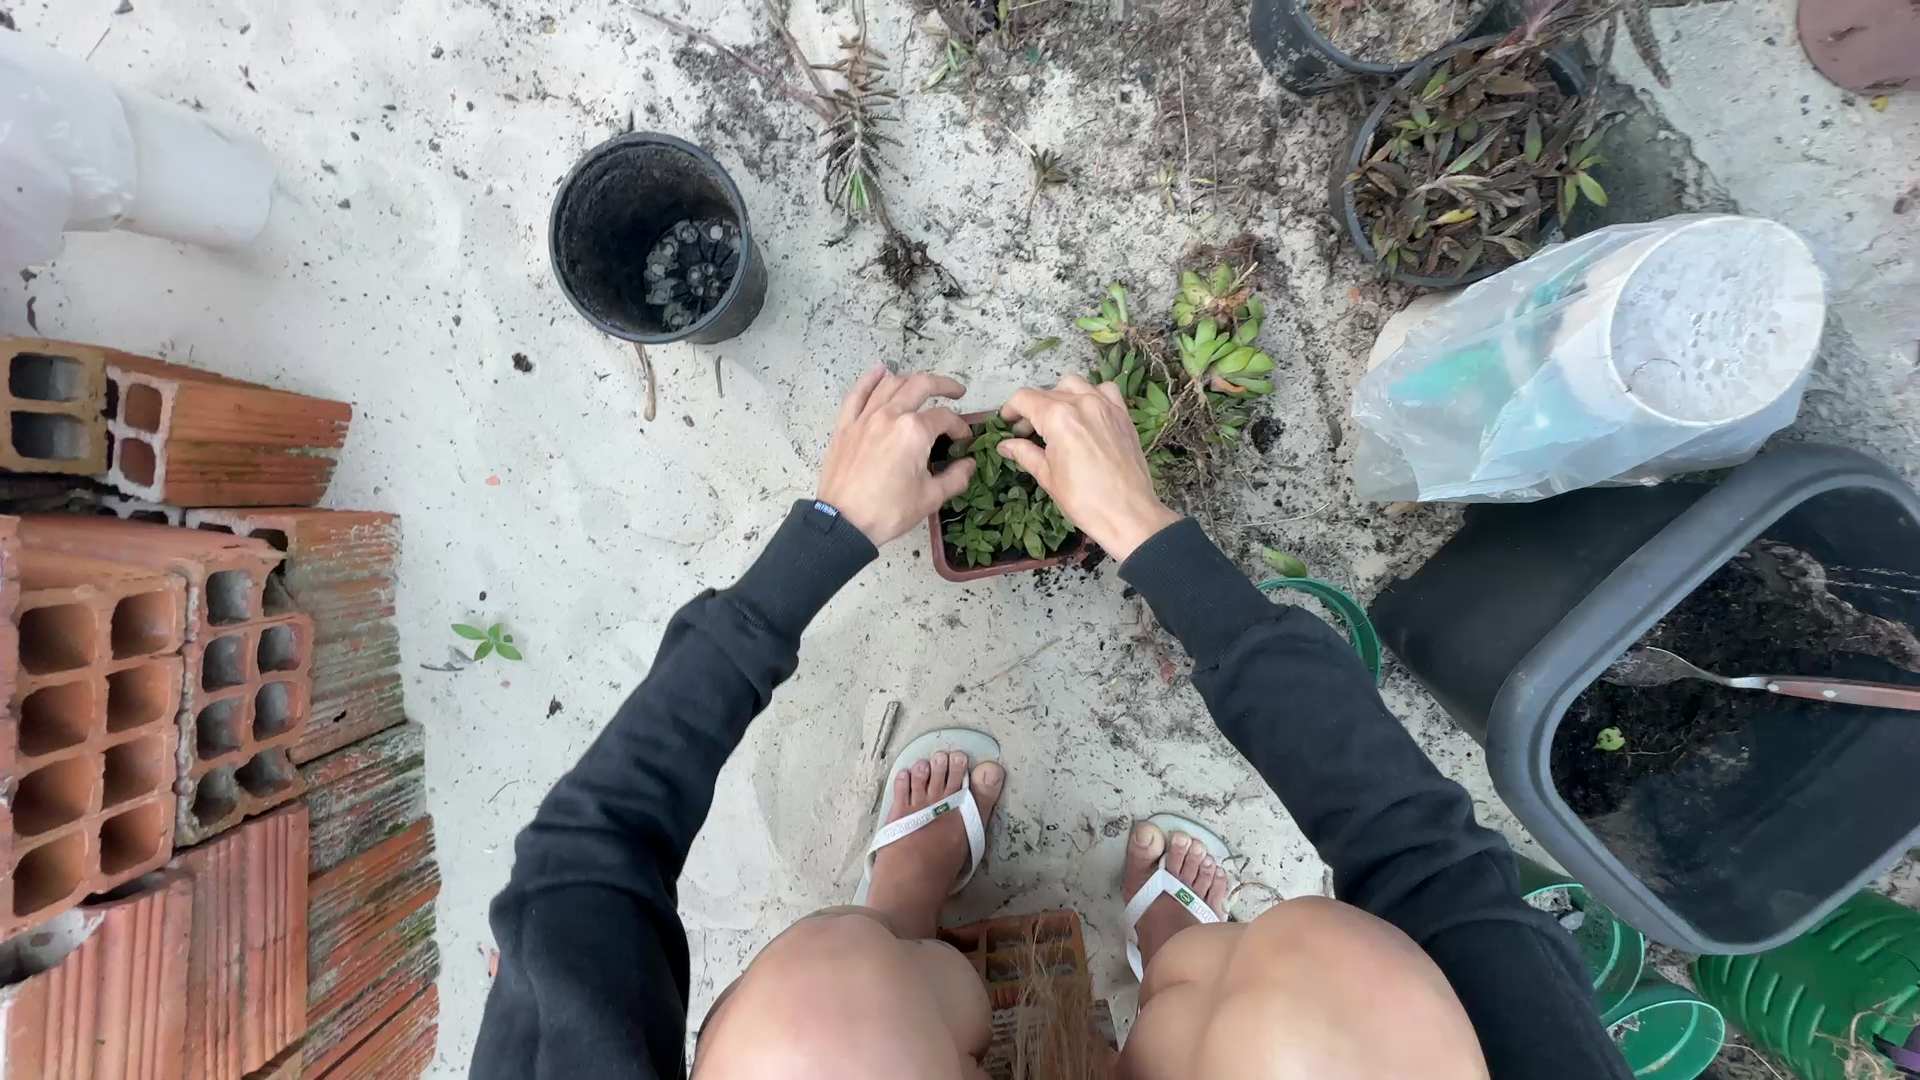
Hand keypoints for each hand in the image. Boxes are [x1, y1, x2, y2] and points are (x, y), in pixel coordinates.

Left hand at [816, 365, 974, 545]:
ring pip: (890, 384)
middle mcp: (890, 415)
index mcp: (914, 431)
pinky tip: (880, 371)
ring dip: (911, 379)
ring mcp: (865, 418)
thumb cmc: (888, 512)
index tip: (964, 440)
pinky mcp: (846, 426)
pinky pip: (858, 393)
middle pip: (921, 386)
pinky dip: (870, 379)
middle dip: (943, 385)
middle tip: (956, 391)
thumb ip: (955, 477)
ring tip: (923, 385)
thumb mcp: (930, 498)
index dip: (960, 427)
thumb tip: (969, 464)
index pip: (945, 418)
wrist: (845, 523)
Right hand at [997, 374, 1179, 561]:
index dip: (1010, 409)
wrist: (1127, 514)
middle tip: (1027, 432)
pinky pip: (1103, 390)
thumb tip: (1005, 445)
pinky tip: (1086, 413)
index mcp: (1058, 418)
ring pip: (1074, 384)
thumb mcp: (1047, 476)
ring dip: (1058, 396)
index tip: (1007, 422)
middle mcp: (1082, 403)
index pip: (1024, 399)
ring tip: (1055, 420)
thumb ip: (1024, 453)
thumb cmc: (1084, 500)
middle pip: (1047, 392)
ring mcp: (1105, 405)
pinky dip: (1090, 395)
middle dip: (1032, 409)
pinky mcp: (1122, 414)